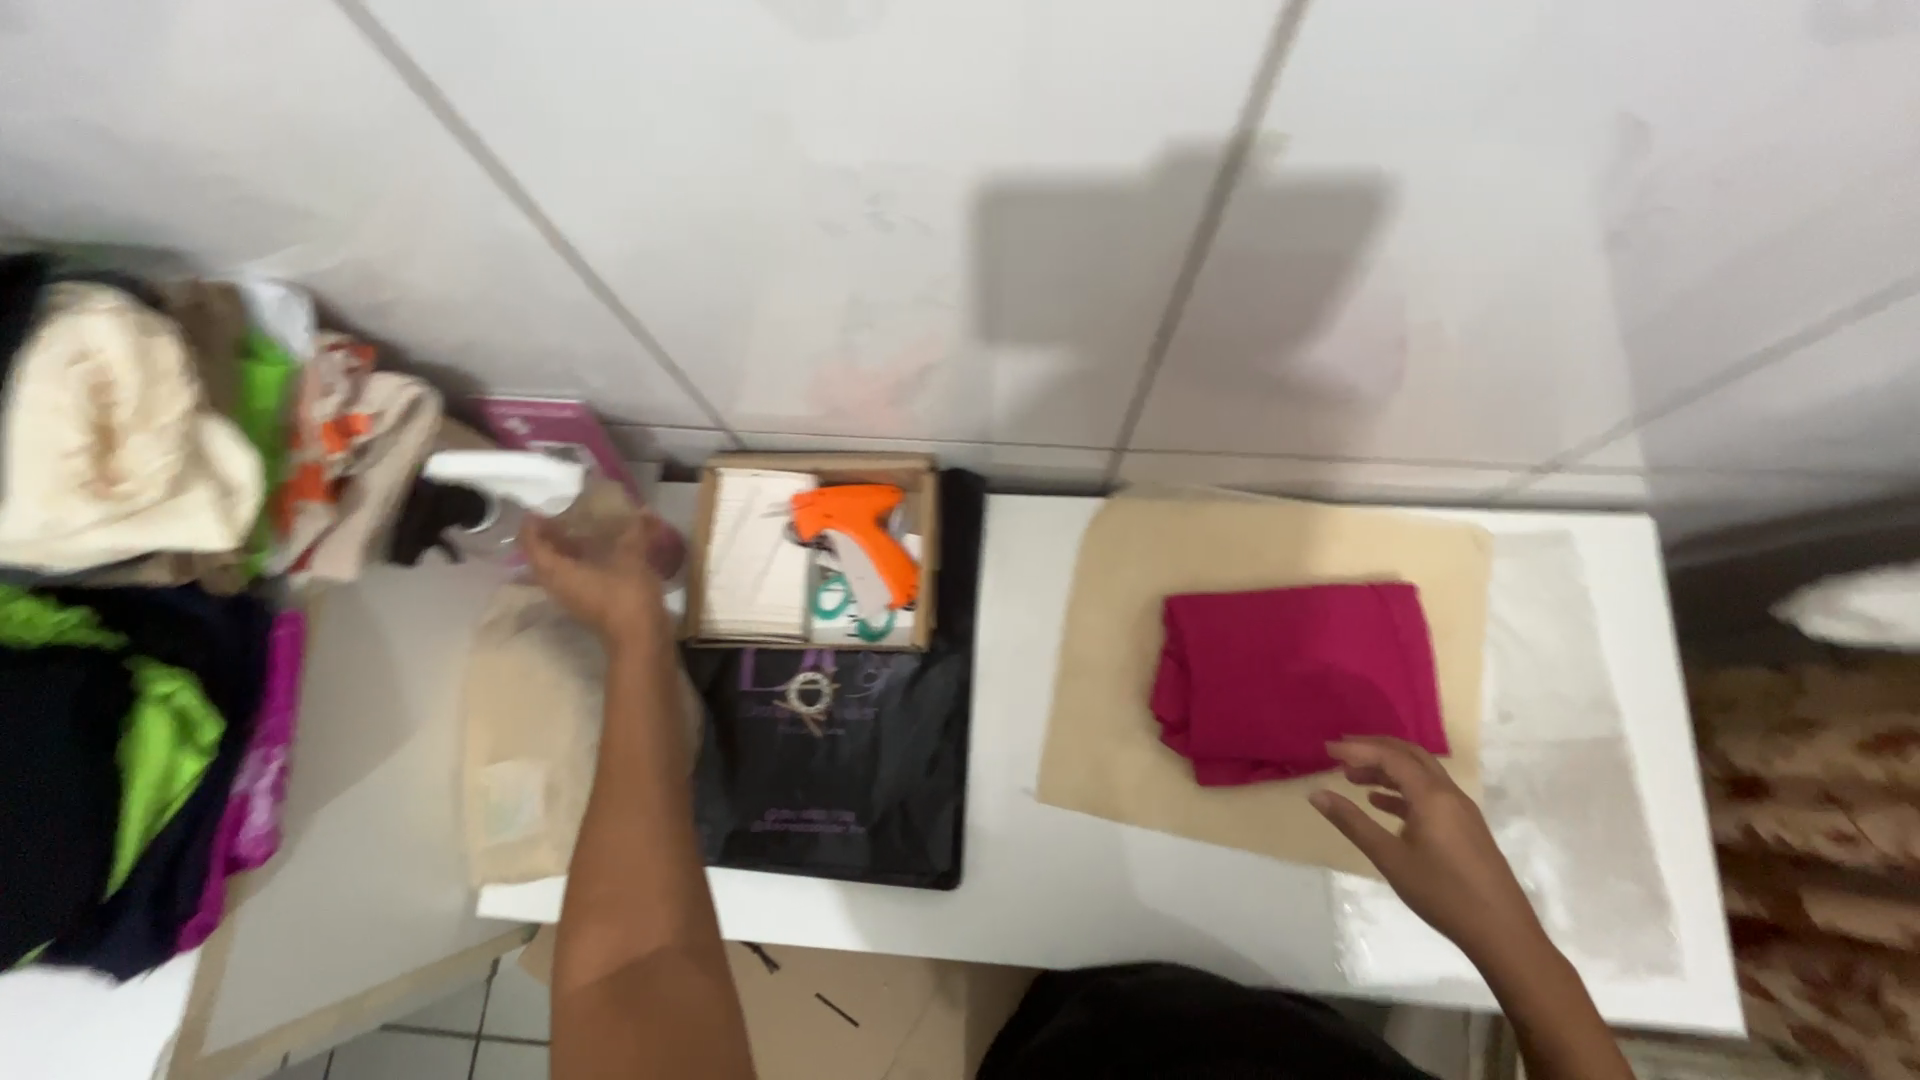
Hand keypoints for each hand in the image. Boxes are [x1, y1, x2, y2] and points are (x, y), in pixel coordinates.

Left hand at [519, 511, 670, 647]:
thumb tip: (644, 512)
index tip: (540, 510)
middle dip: (546, 538)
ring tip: (579, 532)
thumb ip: (634, 534)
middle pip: (540, 559)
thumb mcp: (632, 558)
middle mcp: (557, 586)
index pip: (532, 546)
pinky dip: (577, 563)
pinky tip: (598, 554)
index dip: (532, 527)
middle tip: (560, 518)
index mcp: (558, 572)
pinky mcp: (586, 606)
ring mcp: (571, 598)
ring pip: (555, 571)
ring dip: (562, 551)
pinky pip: (571, 579)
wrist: (640, 638)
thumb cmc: (627, 595)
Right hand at [1311, 737, 1544, 962]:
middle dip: (1374, 749)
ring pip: (1421, 774)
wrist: (1503, 933)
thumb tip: (1316, 794)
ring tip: (1354, 778)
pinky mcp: (1466, 827)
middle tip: (1341, 754)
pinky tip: (1381, 804)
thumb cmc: (1442, 892)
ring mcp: (1461, 811)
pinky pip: (1430, 794)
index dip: (1357, 749)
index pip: (1390, 757)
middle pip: (1410, 755)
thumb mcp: (1389, 858)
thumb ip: (1352, 822)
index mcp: (1432, 796)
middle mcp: (1449, 794)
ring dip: (1387, 769)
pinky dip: (1402, 790)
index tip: (1327, 751)